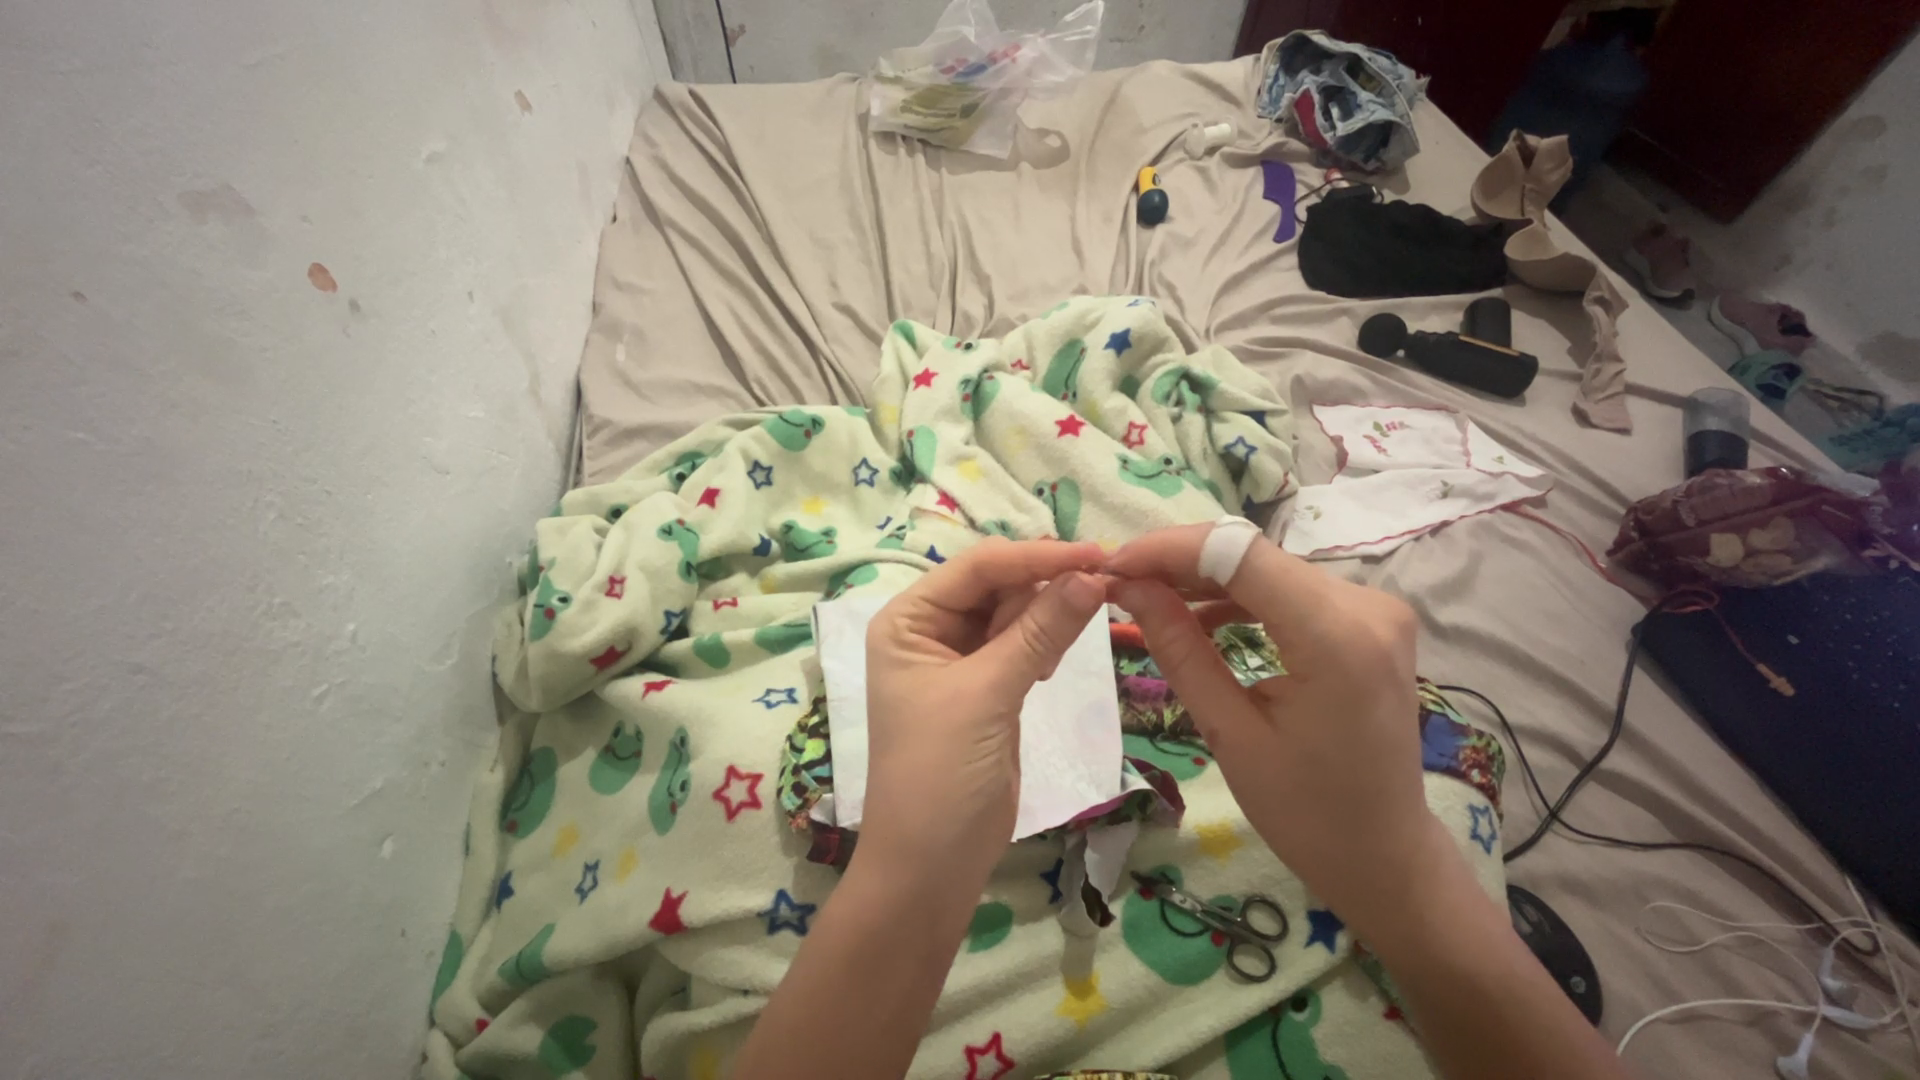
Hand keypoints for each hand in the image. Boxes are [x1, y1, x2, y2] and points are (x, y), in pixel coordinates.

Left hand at [861, 538, 1108, 875]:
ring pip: (1012, 614)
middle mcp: (928, 632)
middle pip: (995, 585)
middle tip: (1106, 580)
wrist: (931, 866)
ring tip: (1089, 611)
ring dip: (1048, 610)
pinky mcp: (987, 690)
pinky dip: (1044, 642)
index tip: (1097, 554)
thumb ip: (1039, 632)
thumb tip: (1092, 576)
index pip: (977, 567)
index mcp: (908, 621)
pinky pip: (1020, 647)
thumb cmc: (941, 773)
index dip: (1035, 556)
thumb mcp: (988, 695)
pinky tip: (1059, 654)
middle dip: (1044, 581)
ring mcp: (958, 662)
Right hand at [1106, 524, 1447, 933]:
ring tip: (1147, 598)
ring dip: (1204, 576)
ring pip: (1266, 566)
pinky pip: (1288, 588)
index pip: (1239, 555)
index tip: (1112, 565)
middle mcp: (1366, 605)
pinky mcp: (1366, 619)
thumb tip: (1128, 587)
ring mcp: (1373, 608)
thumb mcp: (1228, 731)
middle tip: (1118, 582)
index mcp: (1337, 638)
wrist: (1382, 852)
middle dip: (1178, 561)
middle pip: (1252, 554)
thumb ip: (1179, 648)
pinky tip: (1199, 617)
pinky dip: (1239, 595)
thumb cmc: (1304, 811)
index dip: (1168, 550)